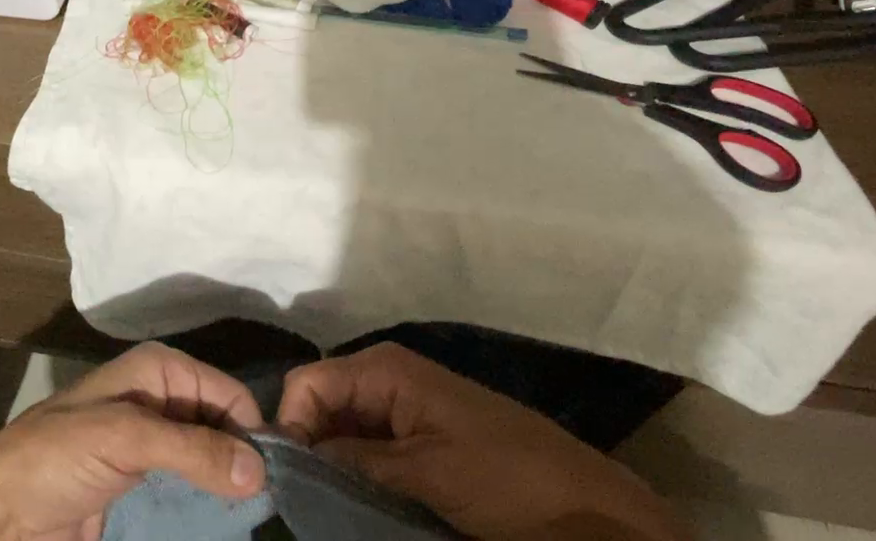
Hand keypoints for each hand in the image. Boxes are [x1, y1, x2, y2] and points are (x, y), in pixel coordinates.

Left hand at [0, 343, 266, 540]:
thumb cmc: (55, 457)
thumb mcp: (124, 440)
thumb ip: (192, 449)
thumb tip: (261, 469)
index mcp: (157, 371)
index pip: (227, 393)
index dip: (253, 430)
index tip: (278, 478)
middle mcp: (161, 401)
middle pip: (222, 426)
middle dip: (244, 460)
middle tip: (269, 505)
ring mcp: (152, 446)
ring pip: (209, 461)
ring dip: (228, 487)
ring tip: (253, 520)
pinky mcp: (142, 485)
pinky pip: (189, 490)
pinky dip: (208, 505)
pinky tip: (222, 524)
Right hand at [277, 344, 688, 540]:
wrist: (587, 507)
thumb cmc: (504, 479)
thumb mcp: (423, 473)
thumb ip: (353, 461)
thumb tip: (293, 460)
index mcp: (384, 369)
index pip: (307, 384)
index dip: (290, 425)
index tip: (288, 478)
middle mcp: (387, 377)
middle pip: (321, 403)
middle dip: (308, 444)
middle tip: (302, 497)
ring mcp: (404, 406)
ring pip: (341, 427)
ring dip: (331, 461)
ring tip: (326, 502)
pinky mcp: (420, 436)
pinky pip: (368, 445)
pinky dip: (356, 470)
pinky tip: (355, 499)